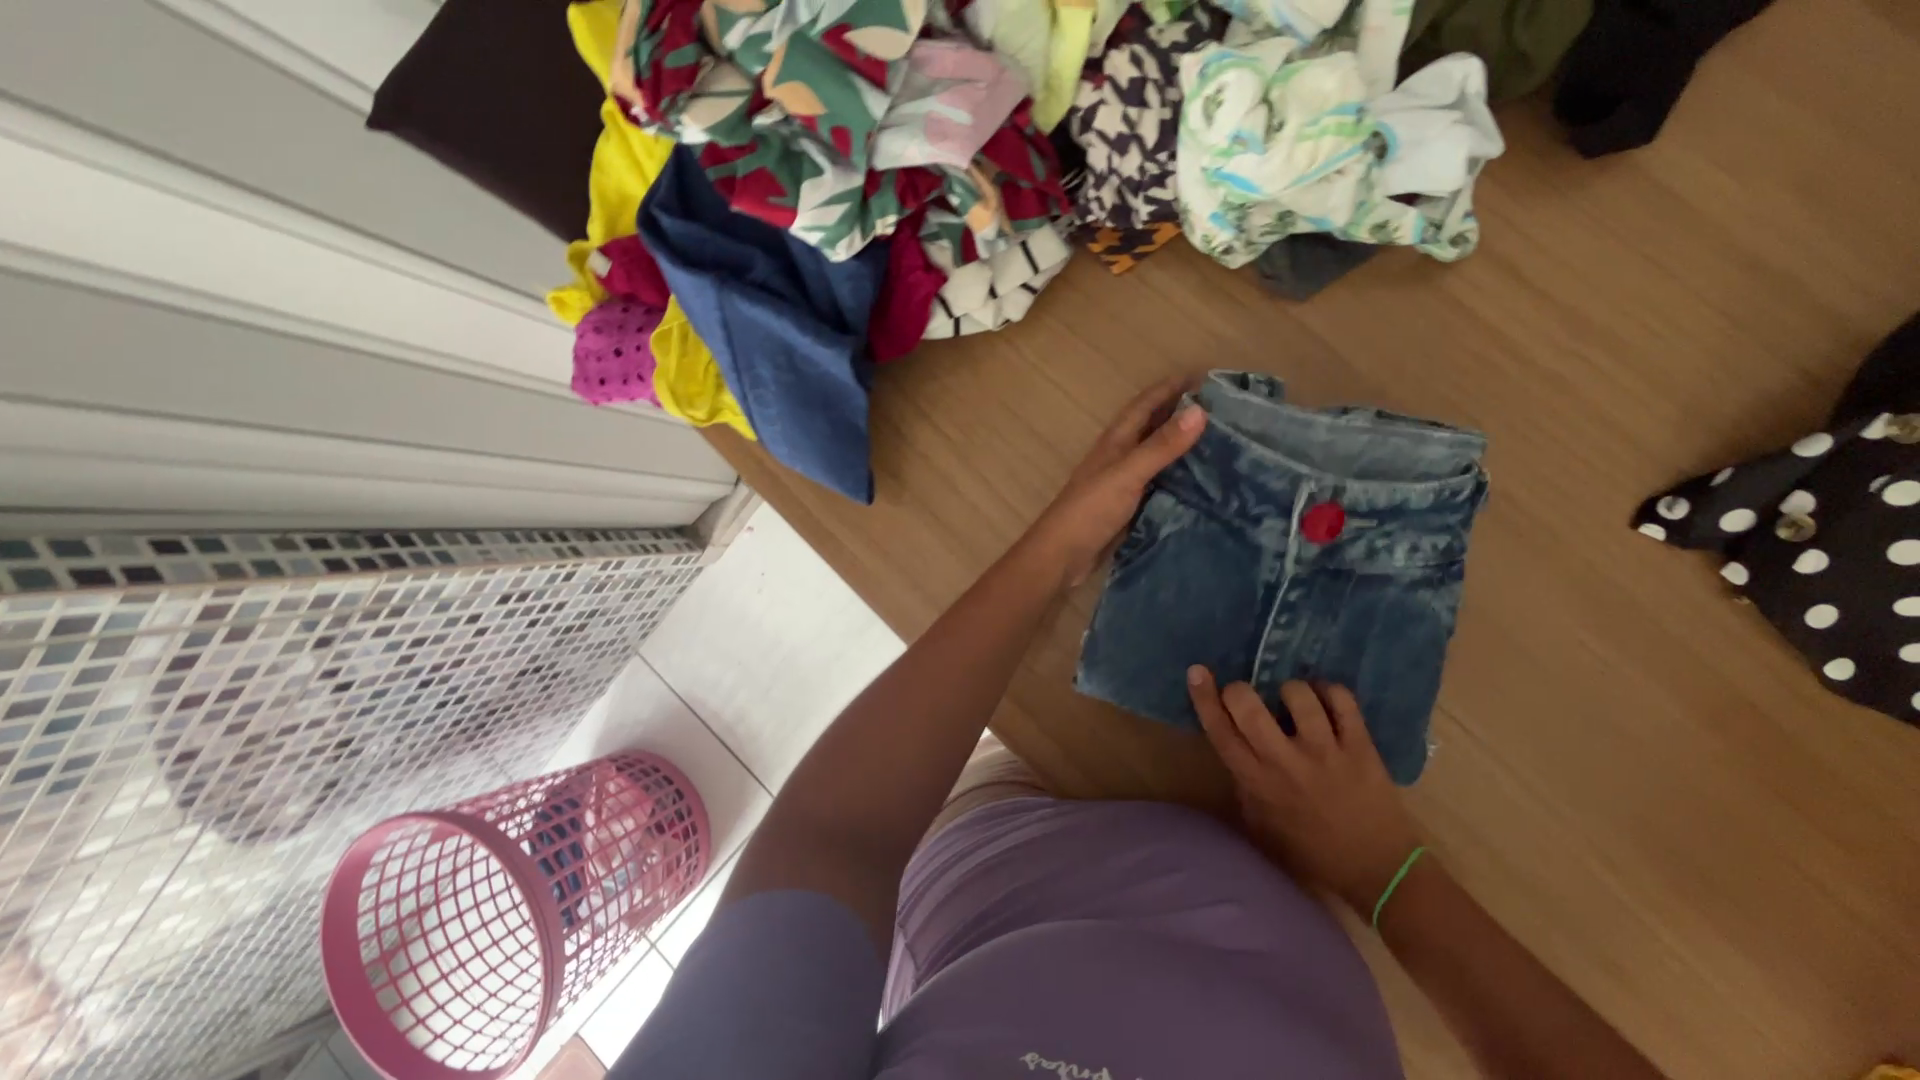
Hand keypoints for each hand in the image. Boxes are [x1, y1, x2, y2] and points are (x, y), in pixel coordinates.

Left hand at [1018, 376, 1206, 591]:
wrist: (1062, 556)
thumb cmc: (1090, 511)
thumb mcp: (1128, 474)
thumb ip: (1161, 446)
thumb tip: (1200, 410)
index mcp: (1116, 441)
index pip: (1146, 404)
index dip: (1171, 387)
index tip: (1205, 376)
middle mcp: (1119, 456)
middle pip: (1152, 426)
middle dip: (1181, 412)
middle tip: (1222, 407)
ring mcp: (1123, 482)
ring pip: (1157, 454)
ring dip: (1181, 444)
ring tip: (1219, 439)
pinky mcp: (1128, 506)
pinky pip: (1159, 482)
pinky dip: (1179, 476)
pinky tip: (1200, 481)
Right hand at [1188, 670, 1423, 914]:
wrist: (1376, 869)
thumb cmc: (1312, 853)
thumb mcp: (1261, 827)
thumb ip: (1245, 787)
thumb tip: (1238, 749)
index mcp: (1256, 783)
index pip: (1220, 731)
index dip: (1204, 697)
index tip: (1197, 672)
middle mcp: (1285, 762)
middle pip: (1249, 705)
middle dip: (1239, 688)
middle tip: (1245, 693)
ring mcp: (1325, 751)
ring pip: (1297, 695)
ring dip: (1289, 690)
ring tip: (1294, 700)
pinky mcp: (1360, 746)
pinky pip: (1342, 700)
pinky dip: (1329, 691)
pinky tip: (1326, 698)